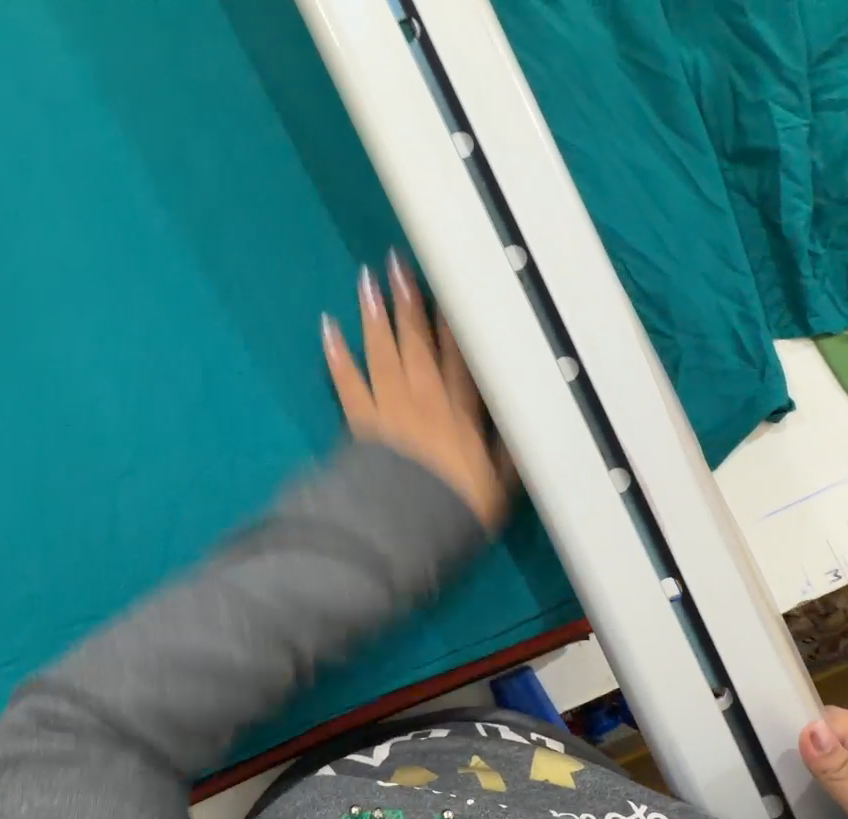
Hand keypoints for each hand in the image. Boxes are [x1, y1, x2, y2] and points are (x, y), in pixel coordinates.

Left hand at [323, 250, 512, 530]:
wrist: (410, 528)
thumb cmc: (456, 510)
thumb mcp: (500, 487)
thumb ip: (508, 452)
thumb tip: (519, 421)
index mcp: (464, 412)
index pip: (462, 356)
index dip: (455, 320)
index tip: (451, 286)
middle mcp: (426, 399)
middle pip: (418, 343)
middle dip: (409, 300)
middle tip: (399, 262)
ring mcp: (390, 408)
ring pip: (383, 352)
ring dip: (375, 314)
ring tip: (368, 279)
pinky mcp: (360, 423)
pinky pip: (347, 383)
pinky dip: (336, 355)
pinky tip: (327, 327)